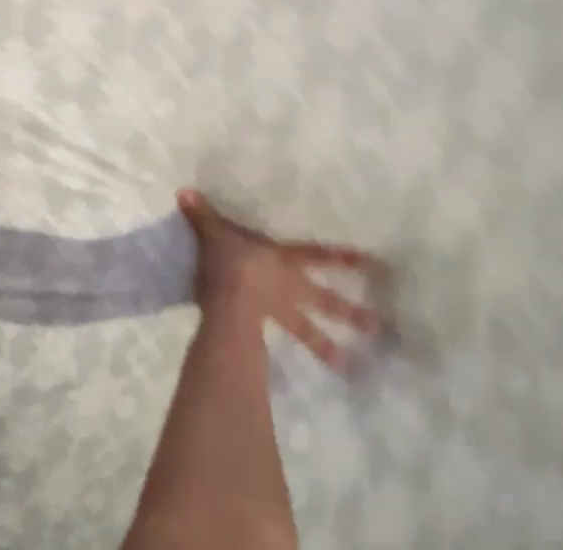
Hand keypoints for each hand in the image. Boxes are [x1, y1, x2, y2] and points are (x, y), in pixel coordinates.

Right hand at [177, 187, 386, 371]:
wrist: (227, 296)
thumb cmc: (228, 258)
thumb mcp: (214, 231)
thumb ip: (203, 215)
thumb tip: (185, 191)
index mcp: (281, 258)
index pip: (318, 256)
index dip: (343, 260)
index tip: (376, 267)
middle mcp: (287, 286)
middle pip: (321, 299)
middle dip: (347, 312)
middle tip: (377, 327)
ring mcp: (277, 311)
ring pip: (306, 328)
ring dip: (325, 346)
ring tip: (348, 365)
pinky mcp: (261, 330)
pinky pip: (275, 344)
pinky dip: (280, 356)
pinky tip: (288, 372)